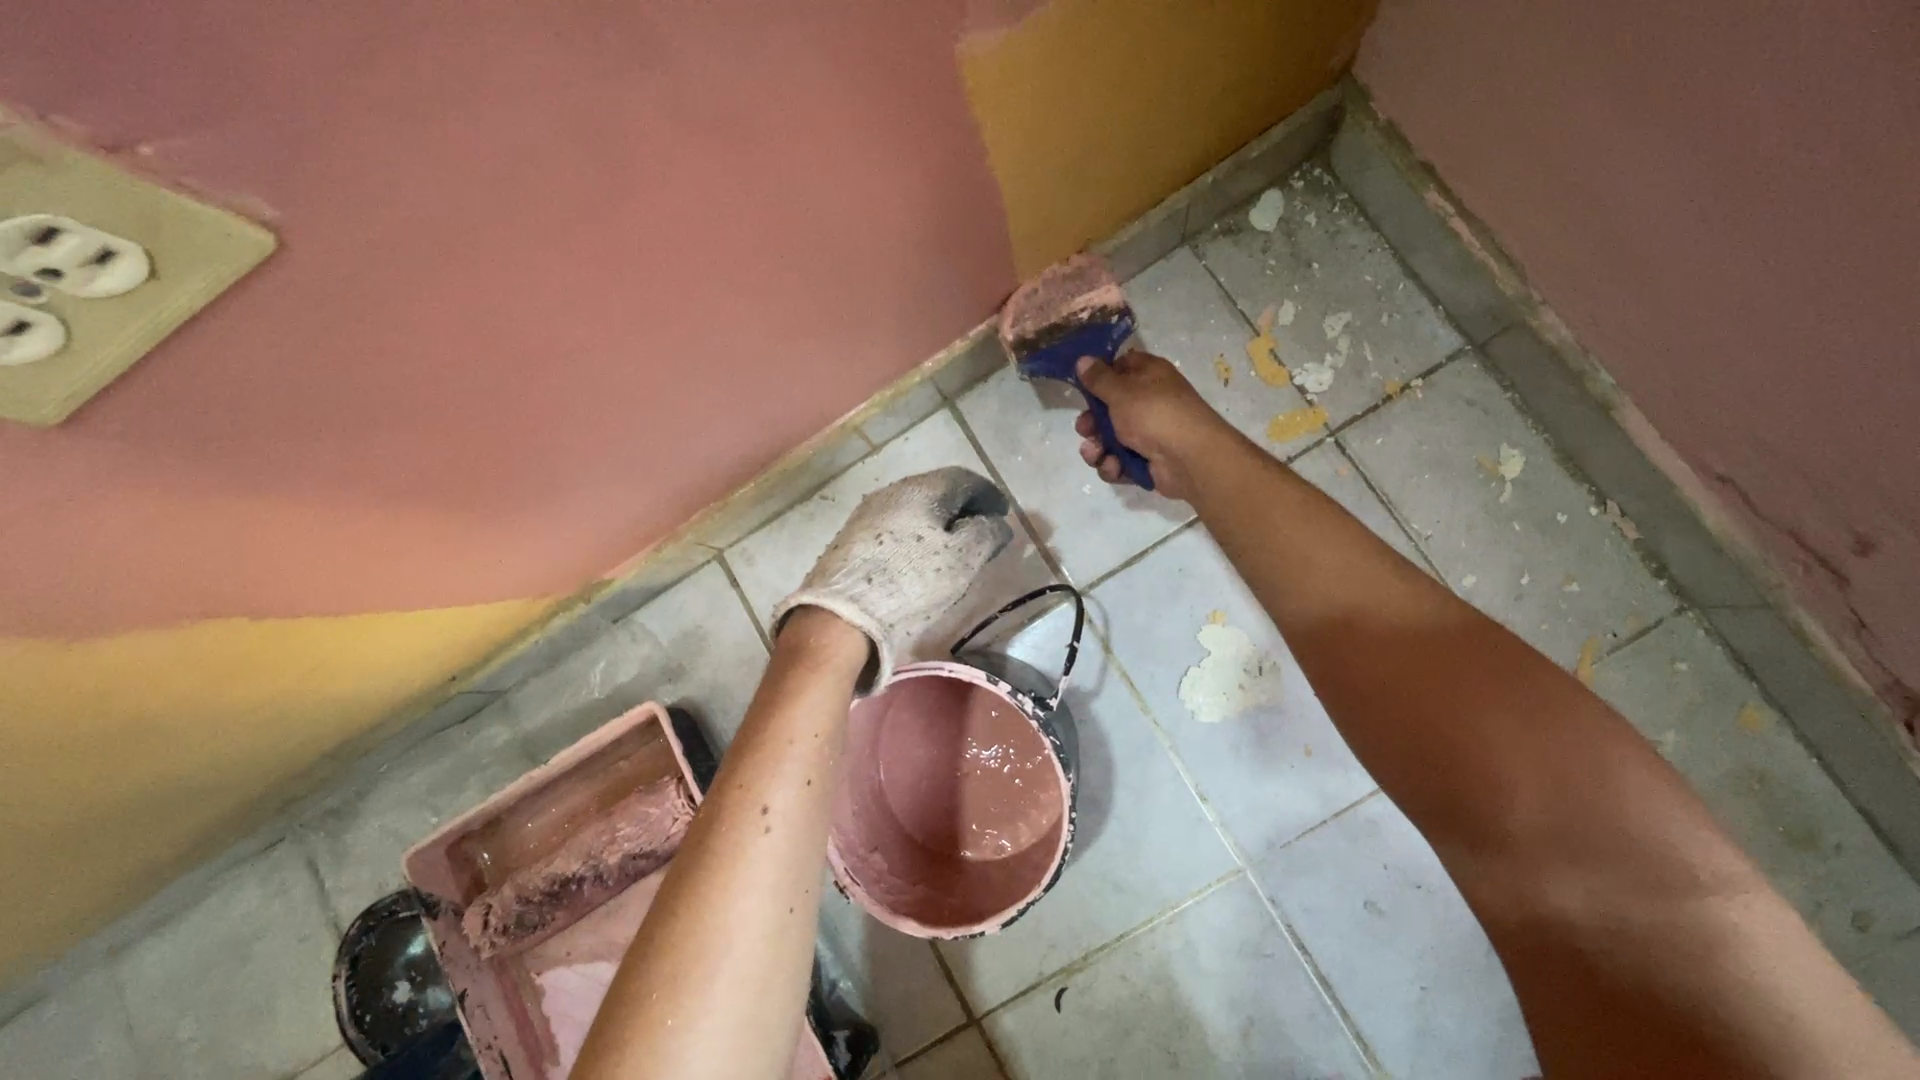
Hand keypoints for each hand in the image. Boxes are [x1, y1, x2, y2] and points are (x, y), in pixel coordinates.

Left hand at [772, 467, 1013, 691]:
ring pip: (913, 508)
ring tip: (953, 545)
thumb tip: (996, 523)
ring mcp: (867, 514)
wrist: (841, 617)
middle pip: (936, 490)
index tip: (1004, 514)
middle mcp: (891, 492)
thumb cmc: (911, 583)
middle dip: (963, 506)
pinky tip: (920, 557)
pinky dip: (916, 534)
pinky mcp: (851, 539)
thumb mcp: (962, 561)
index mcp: (921, 489)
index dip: (989, 494)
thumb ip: (986, 535)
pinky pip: (895, 526)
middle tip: (982, 528)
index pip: (963, 478)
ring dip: (938, 521)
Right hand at [1074, 351, 1231, 499]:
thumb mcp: (1122, 391)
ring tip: (1095, 454)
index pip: (1121, 367)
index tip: (1082, 386)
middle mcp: (1149, 402)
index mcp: (1149, 375)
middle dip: (1092, 422)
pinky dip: (1113, 466)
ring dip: (1097, 448)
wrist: (1189, 458)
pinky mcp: (1147, 461)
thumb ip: (1098, 379)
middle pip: (1109, 408)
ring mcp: (1149, 433)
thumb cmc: (1154, 414)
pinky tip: (1114, 467)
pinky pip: (1120, 462)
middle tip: (1085, 429)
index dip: (1100, 376)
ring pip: (1110, 439)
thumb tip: (1082, 359)